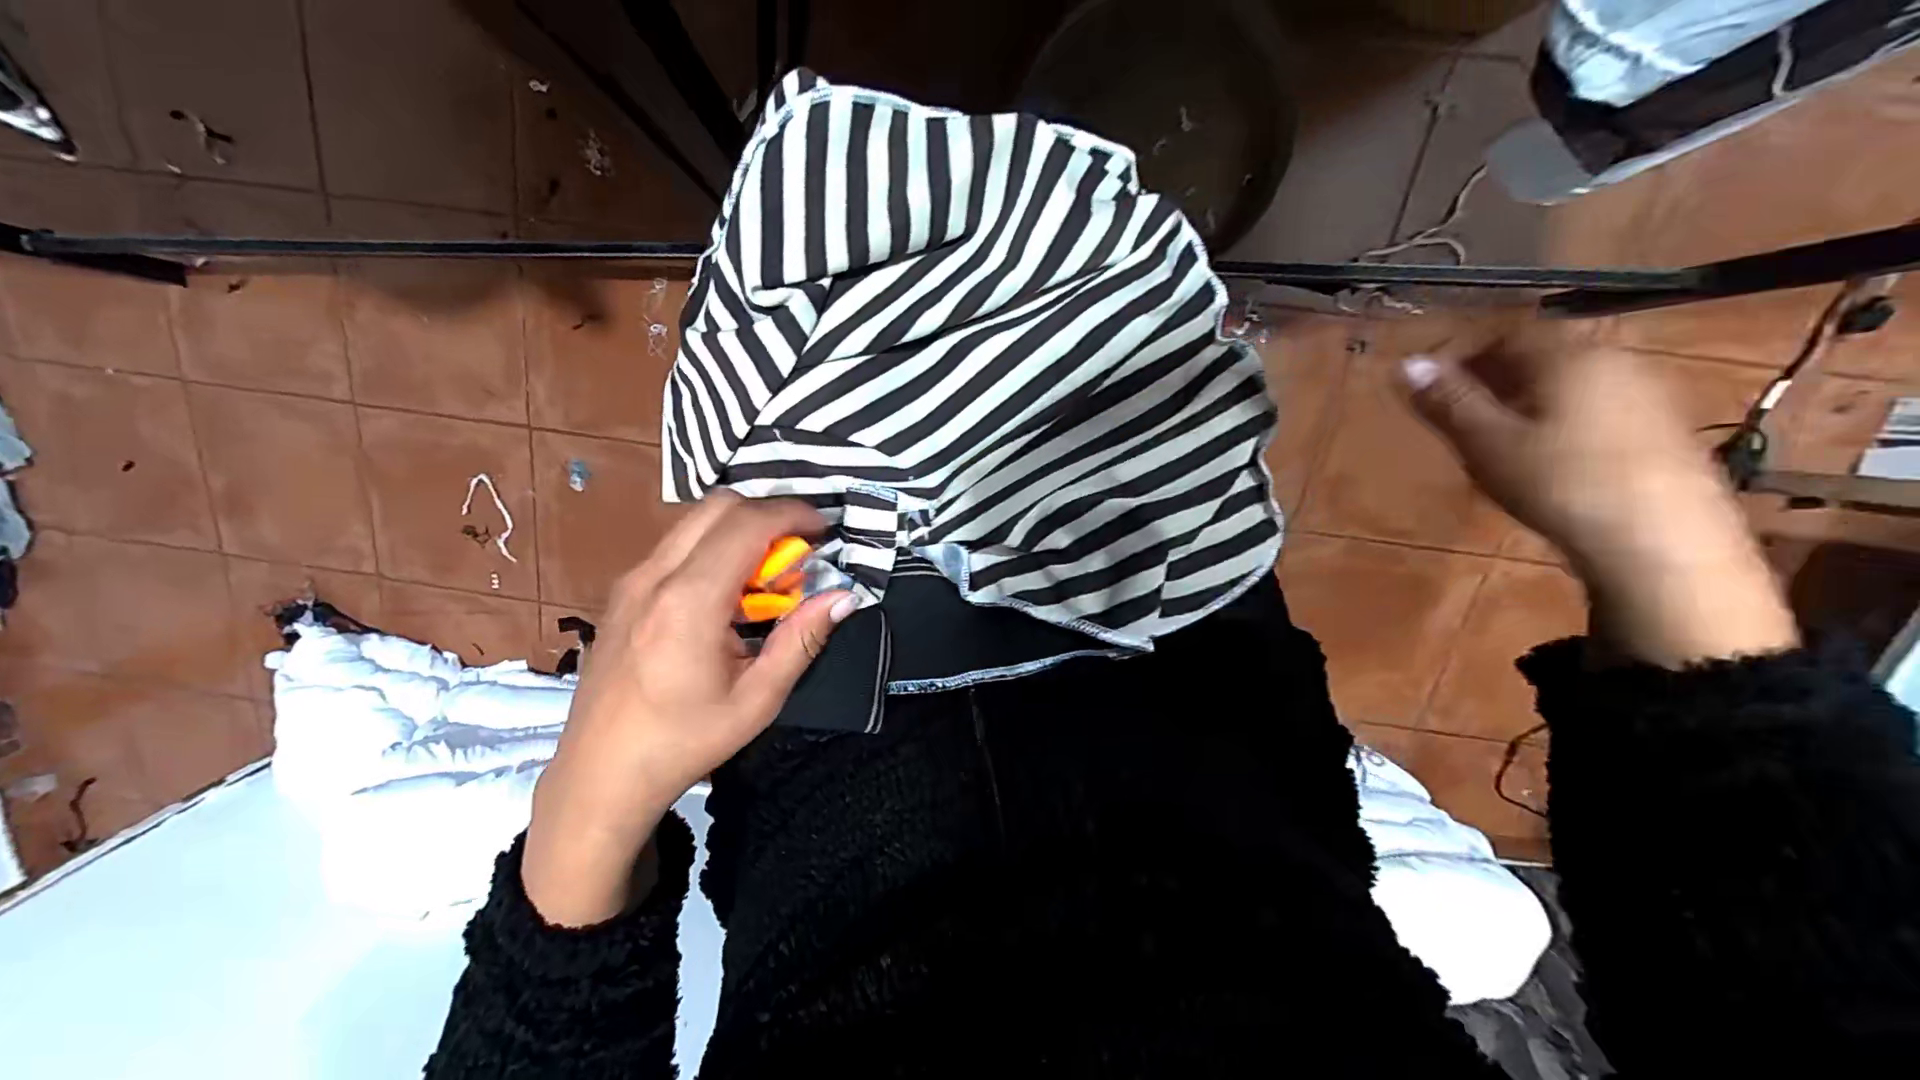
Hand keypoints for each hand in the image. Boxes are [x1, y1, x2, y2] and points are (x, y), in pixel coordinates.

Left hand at [522, 490, 855, 925]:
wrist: (600, 772)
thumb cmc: (684, 741)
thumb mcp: (758, 699)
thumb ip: (802, 640)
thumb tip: (844, 597)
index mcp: (689, 602)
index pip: (746, 524)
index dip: (792, 514)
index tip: (822, 530)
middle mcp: (655, 576)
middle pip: (718, 505)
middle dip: (767, 513)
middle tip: (798, 550)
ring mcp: (632, 580)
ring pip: (694, 521)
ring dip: (739, 529)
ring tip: (766, 575)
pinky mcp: (623, 591)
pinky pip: (676, 544)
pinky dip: (713, 547)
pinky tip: (727, 594)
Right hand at [1400, 334, 1798, 667]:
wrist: (1662, 541)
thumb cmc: (1559, 483)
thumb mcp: (1487, 443)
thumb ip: (1447, 401)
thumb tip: (1405, 363)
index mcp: (1566, 355)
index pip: (1504, 331)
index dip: (1459, 352)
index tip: (1426, 385)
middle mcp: (1611, 359)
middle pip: (1538, 354)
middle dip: (1489, 377)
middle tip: (1452, 413)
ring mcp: (1644, 392)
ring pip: (1565, 381)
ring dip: (1520, 399)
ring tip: (1489, 439)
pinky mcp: (1659, 428)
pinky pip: (1591, 405)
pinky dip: (1554, 417)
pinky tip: (1541, 457)